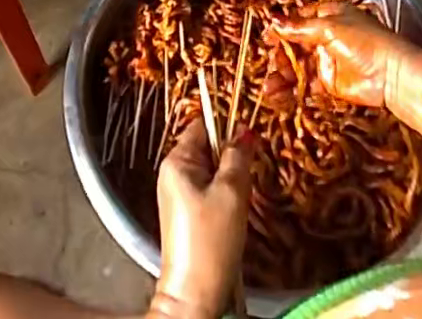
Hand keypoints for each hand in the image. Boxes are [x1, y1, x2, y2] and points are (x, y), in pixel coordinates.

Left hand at [149, 119, 252, 318]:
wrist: (194, 295)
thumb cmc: (211, 242)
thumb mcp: (231, 194)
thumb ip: (238, 157)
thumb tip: (245, 130)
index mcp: (176, 161)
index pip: (201, 126)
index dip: (225, 126)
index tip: (250, 135)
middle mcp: (171, 172)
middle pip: (206, 148)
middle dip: (230, 156)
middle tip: (250, 171)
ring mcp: (177, 194)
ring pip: (210, 171)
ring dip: (230, 178)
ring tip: (244, 195)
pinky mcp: (185, 214)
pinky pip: (207, 191)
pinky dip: (224, 195)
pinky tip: (235, 213)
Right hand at [271, 2, 421, 111]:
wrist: (393, 76)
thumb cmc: (366, 42)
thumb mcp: (329, 28)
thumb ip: (299, 28)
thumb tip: (273, 22)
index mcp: (327, 15)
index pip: (297, 19)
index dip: (281, 28)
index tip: (266, 38)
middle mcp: (324, 35)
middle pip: (294, 43)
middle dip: (279, 55)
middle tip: (269, 64)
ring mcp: (326, 59)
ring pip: (297, 65)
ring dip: (282, 74)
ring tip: (268, 87)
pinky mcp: (329, 82)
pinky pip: (305, 84)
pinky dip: (291, 90)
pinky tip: (278, 95)